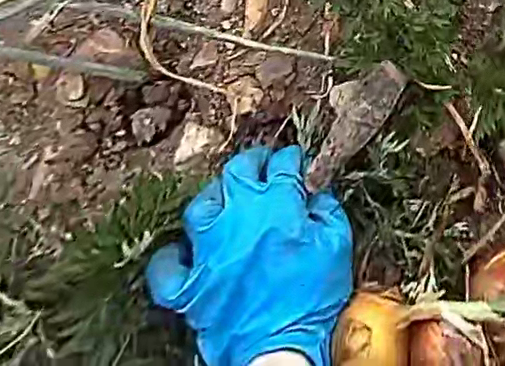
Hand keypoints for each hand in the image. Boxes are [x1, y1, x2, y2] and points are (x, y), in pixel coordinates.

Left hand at [147, 146, 352, 365]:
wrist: (282, 350)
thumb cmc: (314, 296)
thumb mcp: (338, 241)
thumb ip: (326, 207)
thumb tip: (315, 190)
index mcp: (278, 203)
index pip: (283, 162)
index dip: (293, 157)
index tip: (298, 162)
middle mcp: (239, 217)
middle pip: (238, 170)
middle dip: (254, 161)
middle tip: (264, 165)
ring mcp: (209, 252)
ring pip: (200, 206)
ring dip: (215, 197)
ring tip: (226, 199)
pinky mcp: (189, 288)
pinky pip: (166, 268)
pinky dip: (173, 257)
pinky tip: (186, 251)